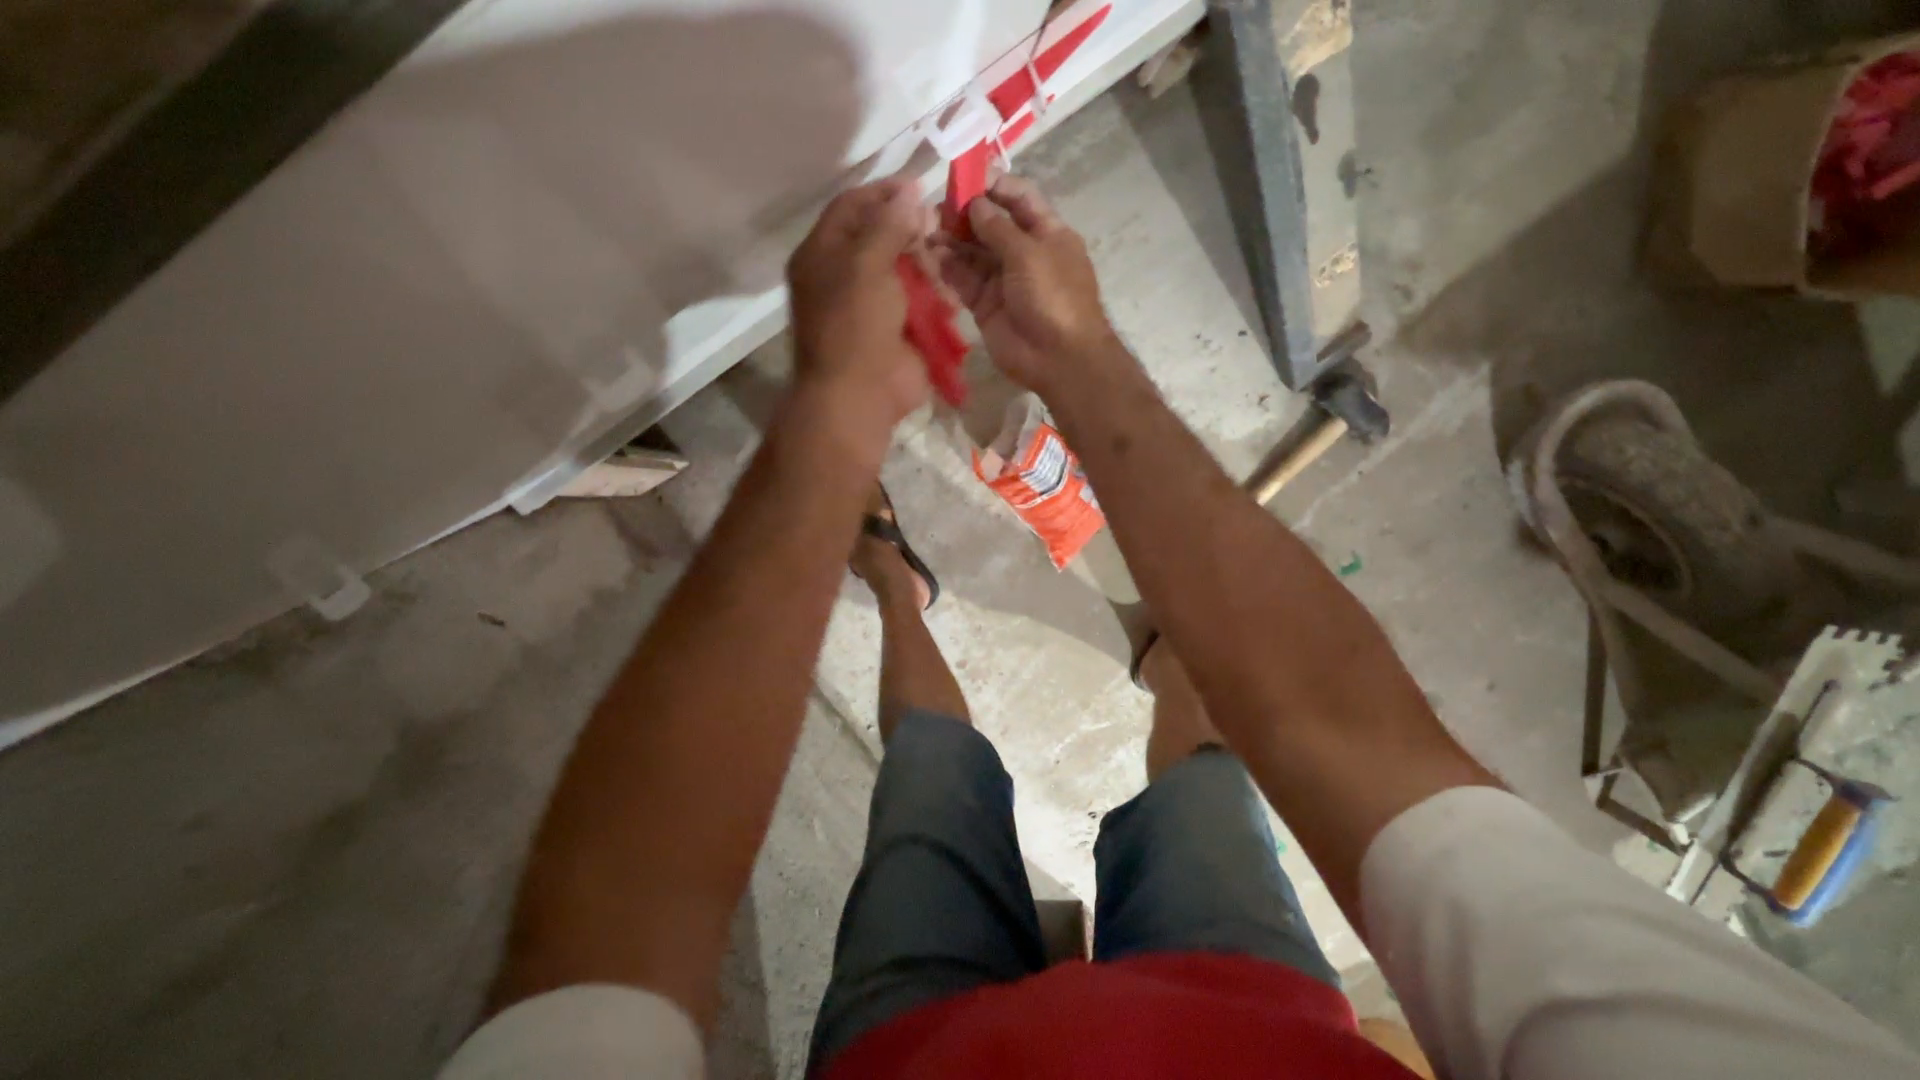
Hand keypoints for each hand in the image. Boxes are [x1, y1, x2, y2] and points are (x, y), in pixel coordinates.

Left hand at [786, 178, 931, 430]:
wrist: (860, 395)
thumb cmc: (854, 325)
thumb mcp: (866, 265)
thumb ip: (887, 226)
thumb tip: (909, 193)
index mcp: (822, 254)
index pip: (851, 207)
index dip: (882, 193)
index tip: (919, 187)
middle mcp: (844, 274)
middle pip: (882, 235)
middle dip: (911, 232)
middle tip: (936, 232)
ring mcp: (873, 303)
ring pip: (906, 267)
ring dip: (927, 265)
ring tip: (942, 269)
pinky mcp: (898, 327)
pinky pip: (921, 300)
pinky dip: (936, 295)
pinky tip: (948, 296)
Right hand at [934, 176, 1122, 397]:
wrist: (1059, 358)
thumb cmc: (1053, 296)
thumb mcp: (1029, 253)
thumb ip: (998, 227)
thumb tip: (975, 204)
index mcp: (1047, 232)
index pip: (1019, 198)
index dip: (993, 185)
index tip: (964, 178)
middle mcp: (1024, 252)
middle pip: (991, 223)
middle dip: (964, 213)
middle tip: (935, 208)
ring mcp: (1003, 279)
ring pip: (972, 251)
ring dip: (950, 239)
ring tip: (926, 229)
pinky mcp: (985, 304)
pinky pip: (963, 279)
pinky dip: (947, 267)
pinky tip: (930, 253)